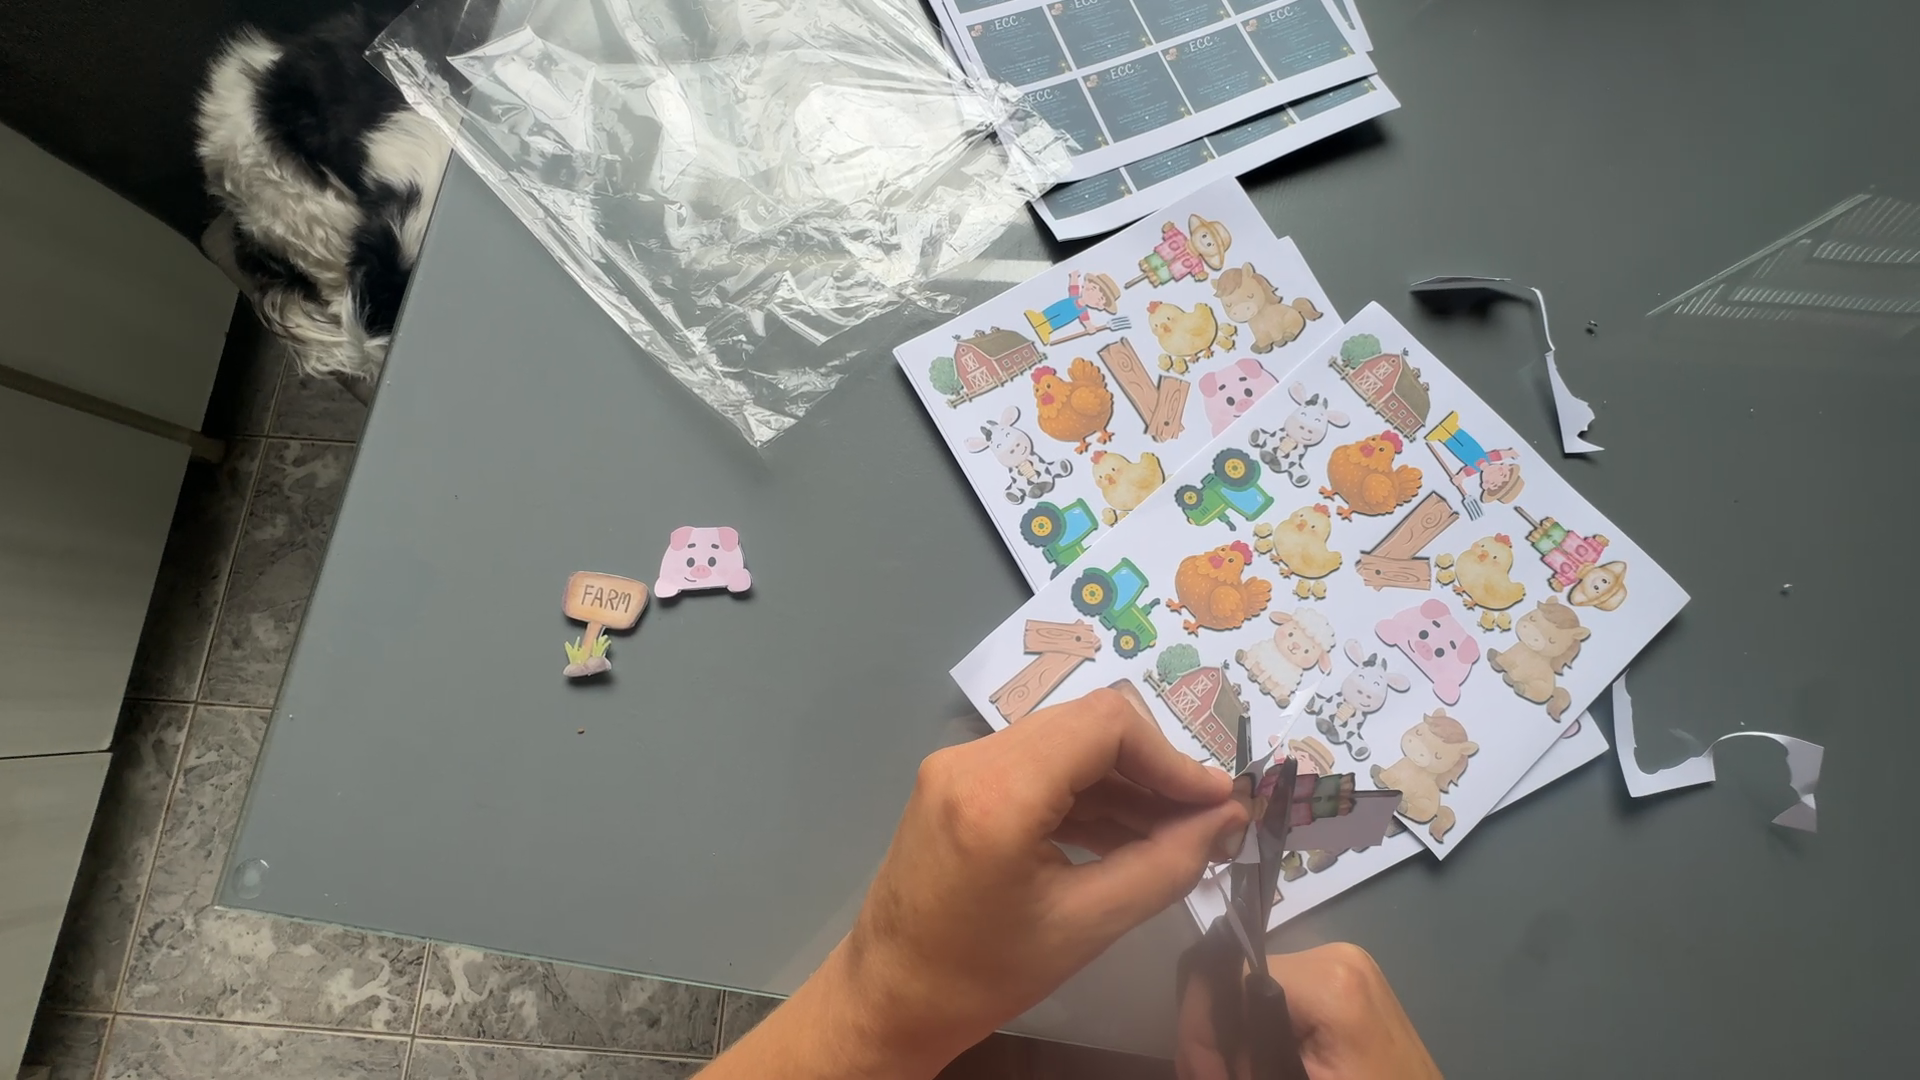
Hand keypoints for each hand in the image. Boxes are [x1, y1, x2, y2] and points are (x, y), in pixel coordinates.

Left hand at [837, 688, 1247, 1072]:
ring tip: (1174, 834)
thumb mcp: (1085, 927)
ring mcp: (959, 760)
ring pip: (1064, 744)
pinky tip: (1125, 833)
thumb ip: (1165, 865)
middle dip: (1151, 769)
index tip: (1216, 801)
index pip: (1104, 724)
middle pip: (1085, 726)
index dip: (1170, 756)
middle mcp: (972, 755)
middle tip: (1203, 820)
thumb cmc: (982, 975)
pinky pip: (1037, 765)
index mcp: (997, 791)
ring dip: (1122, 783)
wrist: (888, 993)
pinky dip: (1085, 793)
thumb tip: (1225, 819)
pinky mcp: (959, 776)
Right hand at [1176, 944, 1442, 1079]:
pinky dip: (1260, 1025)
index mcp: (1329, 980)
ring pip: (1254, 983)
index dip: (1202, 1026)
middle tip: (1205, 1074)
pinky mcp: (1346, 976)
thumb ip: (1247, 1051)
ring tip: (1229, 1070)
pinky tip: (1257, 1059)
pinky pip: (1281, 990)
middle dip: (1215, 1031)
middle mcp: (1334, 953)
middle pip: (1239, 978)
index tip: (1197, 1074)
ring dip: (1235, 1030)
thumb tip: (1195, 1051)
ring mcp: (1343, 960)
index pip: (1231, 977)